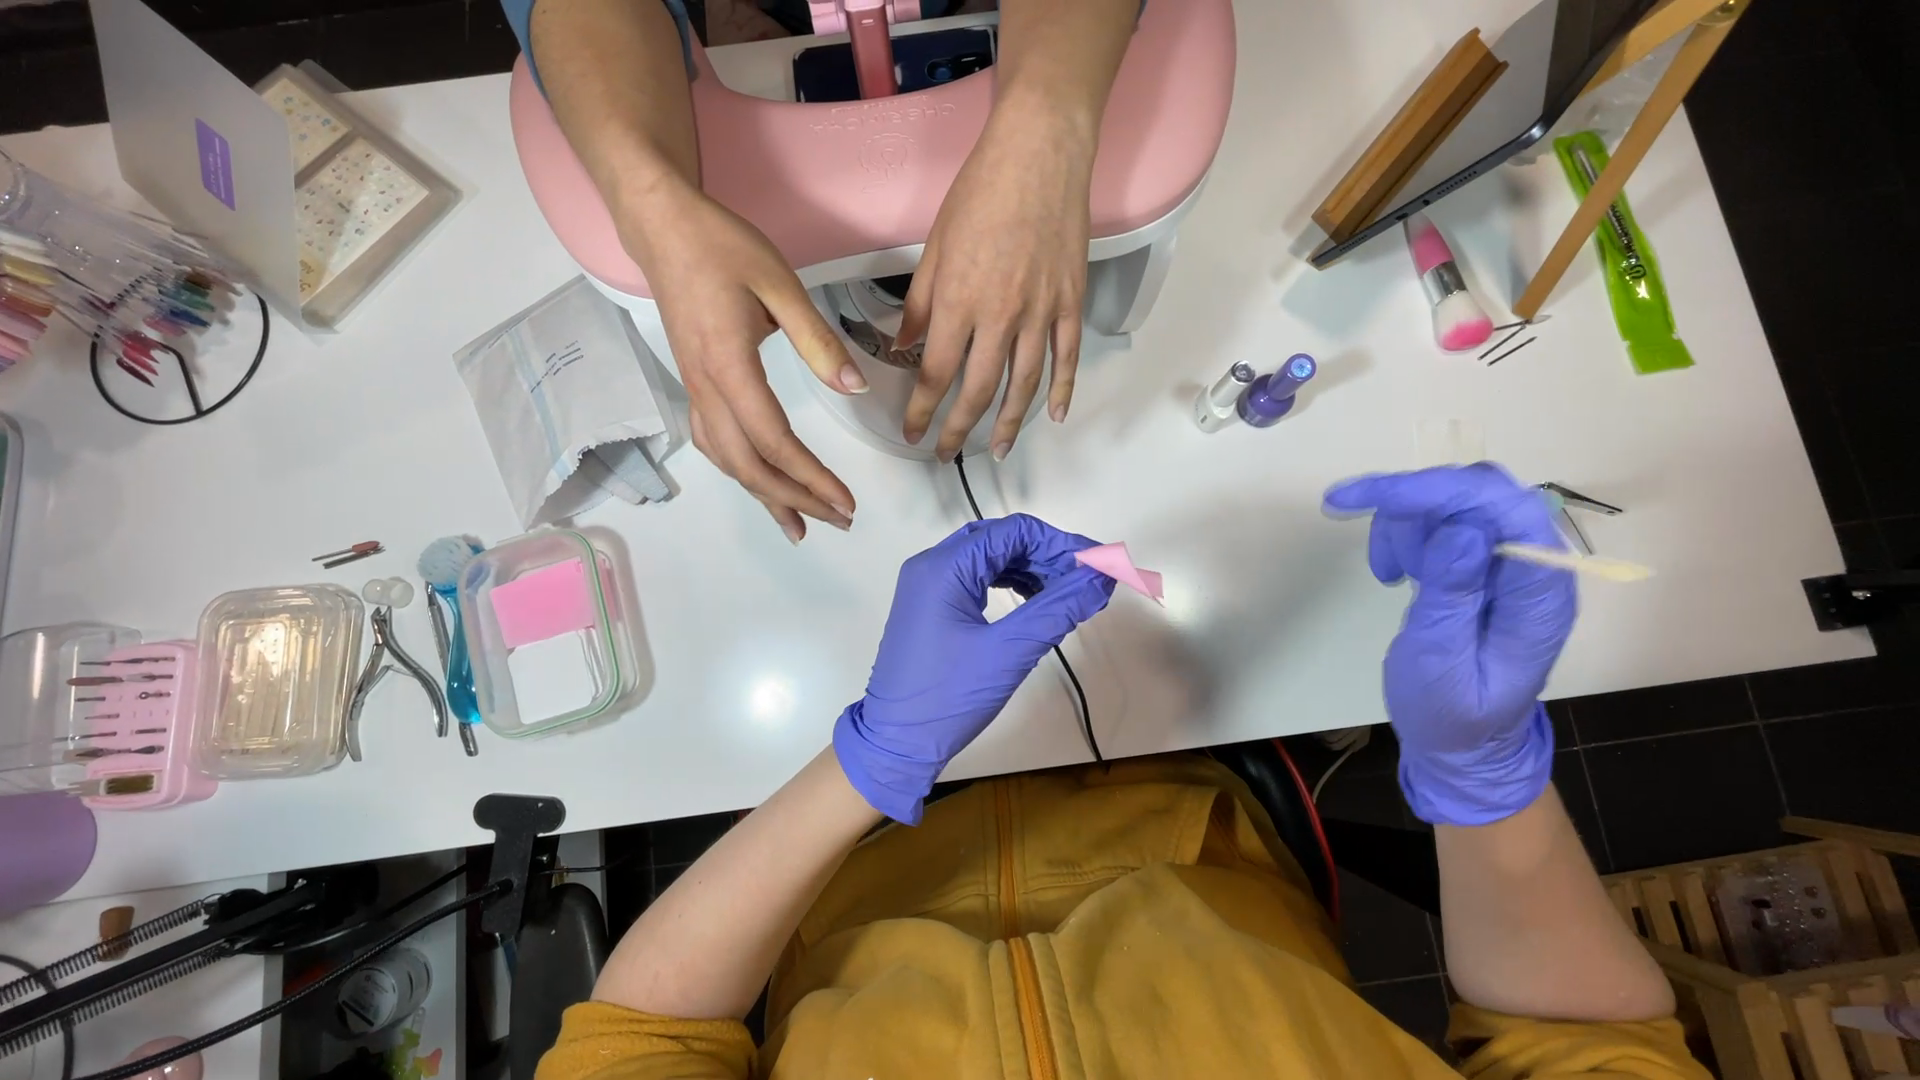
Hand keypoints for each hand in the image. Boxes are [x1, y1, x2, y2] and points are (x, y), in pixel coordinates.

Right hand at [619, 180, 866, 543]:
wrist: (662, 228)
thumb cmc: (722, 248)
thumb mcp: (780, 286)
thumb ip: (818, 341)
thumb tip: (854, 389)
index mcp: (730, 368)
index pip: (776, 442)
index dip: (812, 479)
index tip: (845, 503)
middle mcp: (706, 390)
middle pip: (750, 465)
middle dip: (796, 500)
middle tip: (837, 521)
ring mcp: (695, 390)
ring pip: (728, 461)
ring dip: (766, 496)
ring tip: (801, 524)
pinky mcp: (693, 384)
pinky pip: (713, 443)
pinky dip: (740, 472)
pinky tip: (758, 483)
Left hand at [833, 514, 1115, 822]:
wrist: (895, 743)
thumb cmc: (949, 697)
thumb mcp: (1010, 652)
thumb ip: (1059, 609)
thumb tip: (1103, 578)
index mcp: (944, 567)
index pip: (1014, 531)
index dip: (1061, 543)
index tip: (1098, 566)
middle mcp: (931, 565)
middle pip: (1001, 540)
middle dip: (1048, 555)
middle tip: (1088, 582)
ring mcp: (927, 586)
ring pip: (989, 559)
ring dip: (1030, 569)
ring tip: (1067, 594)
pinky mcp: (930, 607)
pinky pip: (976, 579)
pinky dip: (1008, 584)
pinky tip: (1034, 602)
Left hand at [895, 113, 1094, 461]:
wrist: (1039, 154)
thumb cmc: (980, 192)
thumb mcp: (934, 246)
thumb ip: (919, 303)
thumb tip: (904, 345)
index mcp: (958, 302)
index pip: (936, 374)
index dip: (922, 409)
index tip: (911, 431)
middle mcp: (999, 317)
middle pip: (978, 390)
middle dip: (958, 429)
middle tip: (947, 452)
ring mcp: (1040, 312)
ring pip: (1023, 384)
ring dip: (1008, 424)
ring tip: (995, 450)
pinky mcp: (1070, 302)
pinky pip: (1066, 357)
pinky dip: (1061, 390)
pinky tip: (1052, 417)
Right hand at [1323, 464, 1577, 825]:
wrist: (1462, 747)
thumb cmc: (1451, 716)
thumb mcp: (1440, 664)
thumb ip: (1452, 597)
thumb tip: (1460, 529)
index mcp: (1538, 593)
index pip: (1503, 509)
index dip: (1438, 490)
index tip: (1368, 498)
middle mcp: (1531, 565)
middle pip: (1478, 491)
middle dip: (1411, 498)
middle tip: (1350, 514)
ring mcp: (1506, 563)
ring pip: (1453, 500)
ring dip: (1404, 521)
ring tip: (1385, 572)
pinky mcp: (1480, 565)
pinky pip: (1442, 522)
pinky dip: (1406, 533)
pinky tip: (1394, 572)